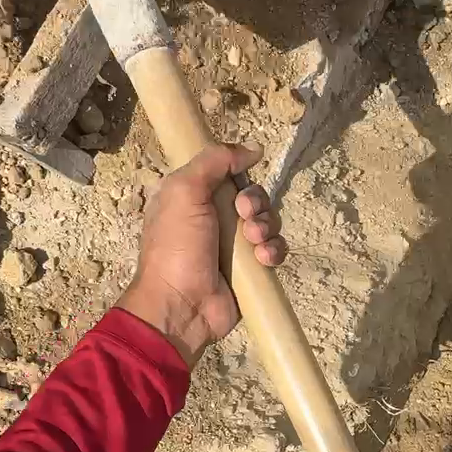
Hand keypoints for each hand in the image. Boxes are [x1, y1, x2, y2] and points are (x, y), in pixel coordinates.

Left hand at [116, 144, 286, 363]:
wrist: (182, 303)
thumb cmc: (176, 245)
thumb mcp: (184, 190)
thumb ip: (214, 161)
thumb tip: (253, 148)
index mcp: (194, 197)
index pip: (230, 175)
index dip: (241, 177)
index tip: (240, 186)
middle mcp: (215, 219)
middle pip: (255, 198)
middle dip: (257, 205)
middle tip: (246, 218)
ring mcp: (235, 246)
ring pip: (269, 223)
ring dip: (267, 229)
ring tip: (254, 244)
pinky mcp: (252, 270)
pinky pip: (275, 251)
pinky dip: (274, 252)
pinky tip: (263, 260)